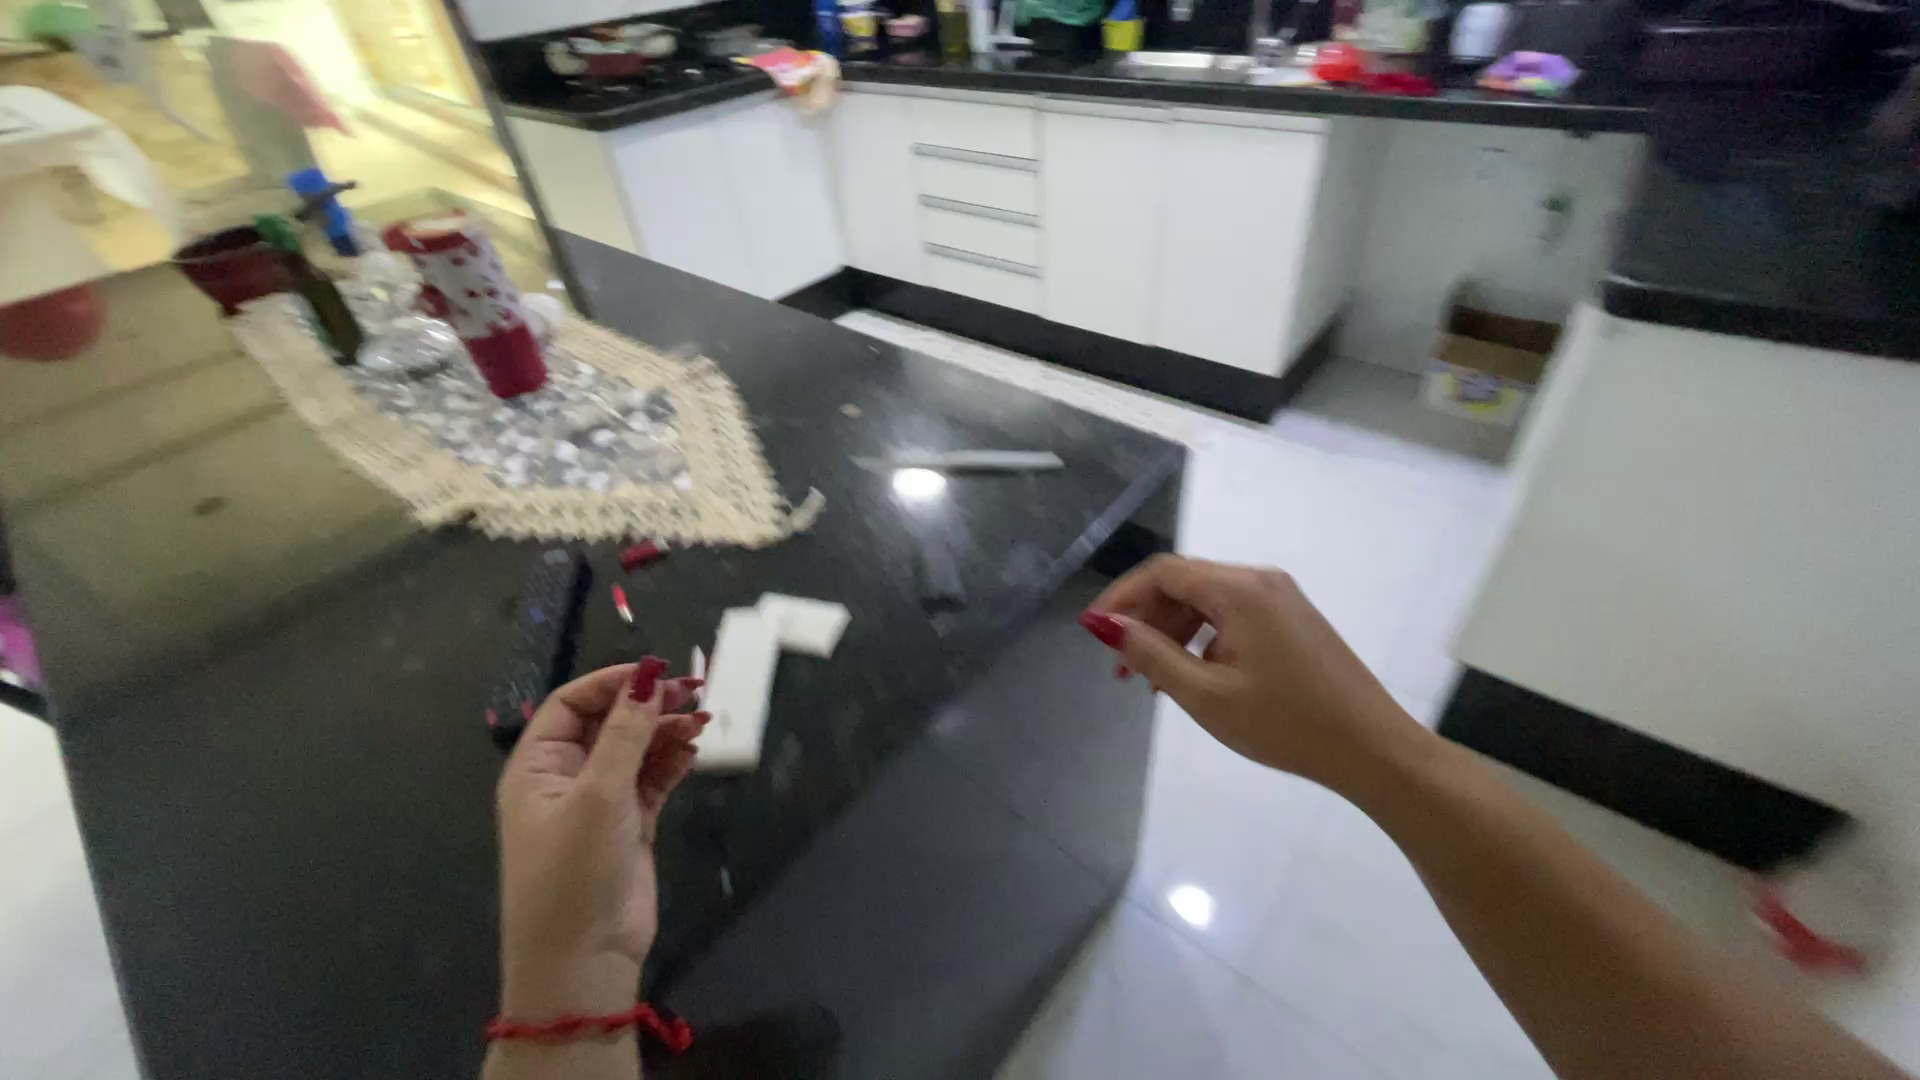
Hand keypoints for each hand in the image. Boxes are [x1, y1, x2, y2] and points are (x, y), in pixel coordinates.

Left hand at [495, 660, 705, 1017]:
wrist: (584, 960)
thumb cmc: (575, 872)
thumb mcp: (598, 795)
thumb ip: (626, 733)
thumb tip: (648, 677)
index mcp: (538, 767)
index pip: (572, 704)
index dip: (613, 683)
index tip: (658, 673)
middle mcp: (567, 778)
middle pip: (610, 723)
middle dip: (649, 705)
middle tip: (694, 691)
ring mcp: (601, 801)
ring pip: (637, 749)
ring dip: (667, 732)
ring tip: (702, 722)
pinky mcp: (631, 823)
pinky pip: (654, 778)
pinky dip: (673, 762)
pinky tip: (694, 751)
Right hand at [1084, 555, 1429, 793]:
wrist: (1374, 750)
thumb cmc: (1286, 725)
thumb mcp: (1206, 696)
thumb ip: (1151, 655)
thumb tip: (1105, 625)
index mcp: (1240, 590)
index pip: (1162, 572)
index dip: (1121, 597)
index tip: (1093, 631)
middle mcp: (1260, 580)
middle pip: (1183, 583)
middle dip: (1144, 620)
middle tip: (1119, 668)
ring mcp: (1280, 598)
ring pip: (1205, 601)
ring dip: (1170, 632)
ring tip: (1151, 680)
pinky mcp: (1290, 619)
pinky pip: (1230, 615)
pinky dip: (1201, 638)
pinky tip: (1193, 676)